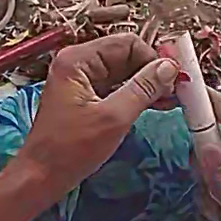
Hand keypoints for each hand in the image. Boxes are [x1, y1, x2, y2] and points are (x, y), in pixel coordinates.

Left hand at [14, 34, 180, 196]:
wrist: (41, 177)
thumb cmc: (72, 148)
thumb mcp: (114, 118)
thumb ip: (143, 89)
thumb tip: (170, 66)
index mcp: (78, 60)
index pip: (127, 43)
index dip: (153, 59)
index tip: (175, 79)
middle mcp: (78, 63)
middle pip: (126, 56)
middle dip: (152, 72)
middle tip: (178, 93)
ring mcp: (80, 80)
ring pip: (123, 72)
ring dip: (147, 85)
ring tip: (172, 101)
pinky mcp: (85, 97)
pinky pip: (116, 87)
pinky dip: (135, 95)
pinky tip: (156, 106)